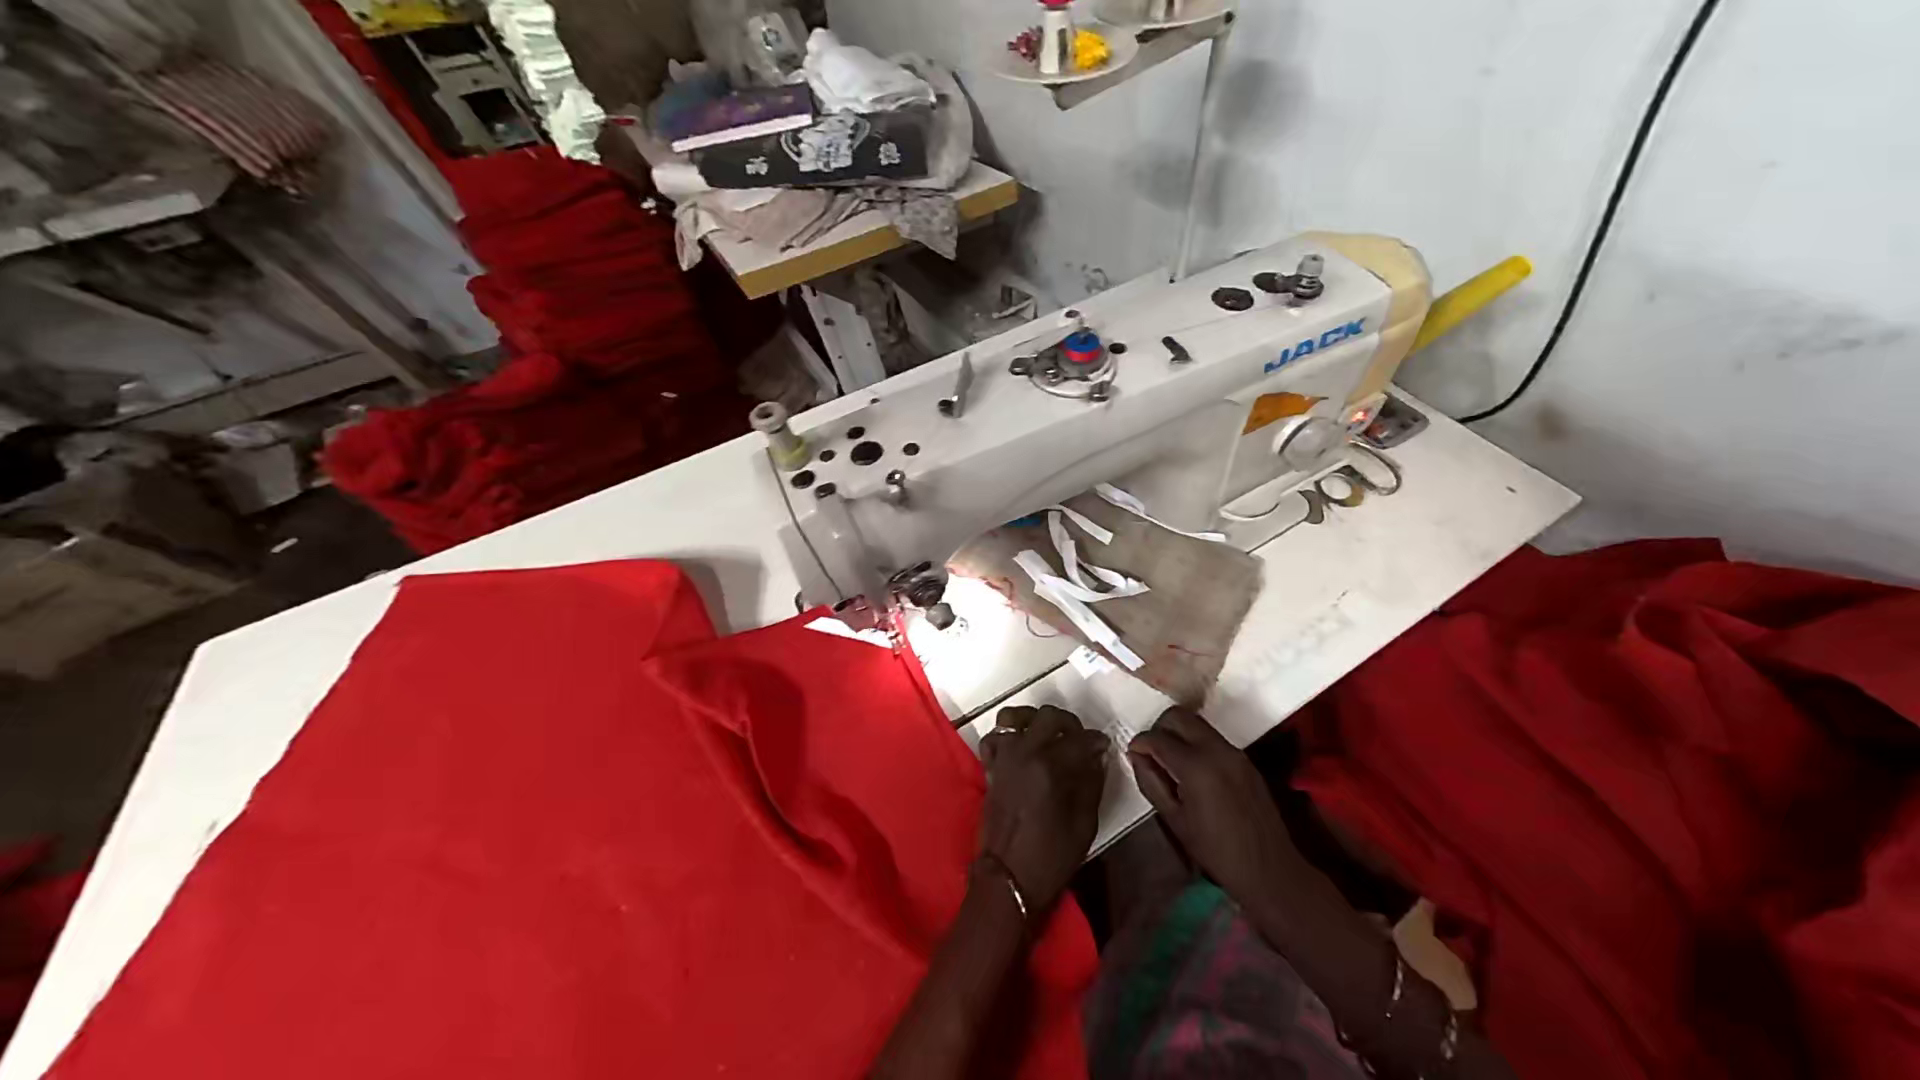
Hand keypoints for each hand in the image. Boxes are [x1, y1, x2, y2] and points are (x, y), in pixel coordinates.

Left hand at [977, 705, 1107, 911]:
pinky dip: (1007, 736)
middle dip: (1069, 724)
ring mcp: (1003, 758)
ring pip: (1014, 717)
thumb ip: (1091, 783)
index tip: (1103, 746)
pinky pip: (994, 738)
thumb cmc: (1051, 856)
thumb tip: (1097, 758)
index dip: (1096, 740)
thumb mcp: (1084, 822)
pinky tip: (1021, 748)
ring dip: (1034, 720)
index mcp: (1051, 766)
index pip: (1080, 738)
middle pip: (1048, 717)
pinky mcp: (988, 769)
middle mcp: (1024, 753)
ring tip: (1047, 735)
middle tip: (1079, 739)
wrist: (1008, 878)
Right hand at [1127, 707, 1301, 903]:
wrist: (1269, 869)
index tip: (1132, 754)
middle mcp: (1216, 750)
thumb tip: (1137, 757)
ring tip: (1169, 761)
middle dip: (1159, 728)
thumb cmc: (1216, 851)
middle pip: (1178, 716)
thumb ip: (1151, 782)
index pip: (1158, 738)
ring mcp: (1234, 753)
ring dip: (1178, 733)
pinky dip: (1196, 743)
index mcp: (1196, 767)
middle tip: (1150, 752)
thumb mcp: (1174, 819)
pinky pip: (1213, 738)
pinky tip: (1192, 770)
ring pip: (1197, 723)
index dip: (1140, 743)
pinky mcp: (1245, 760)